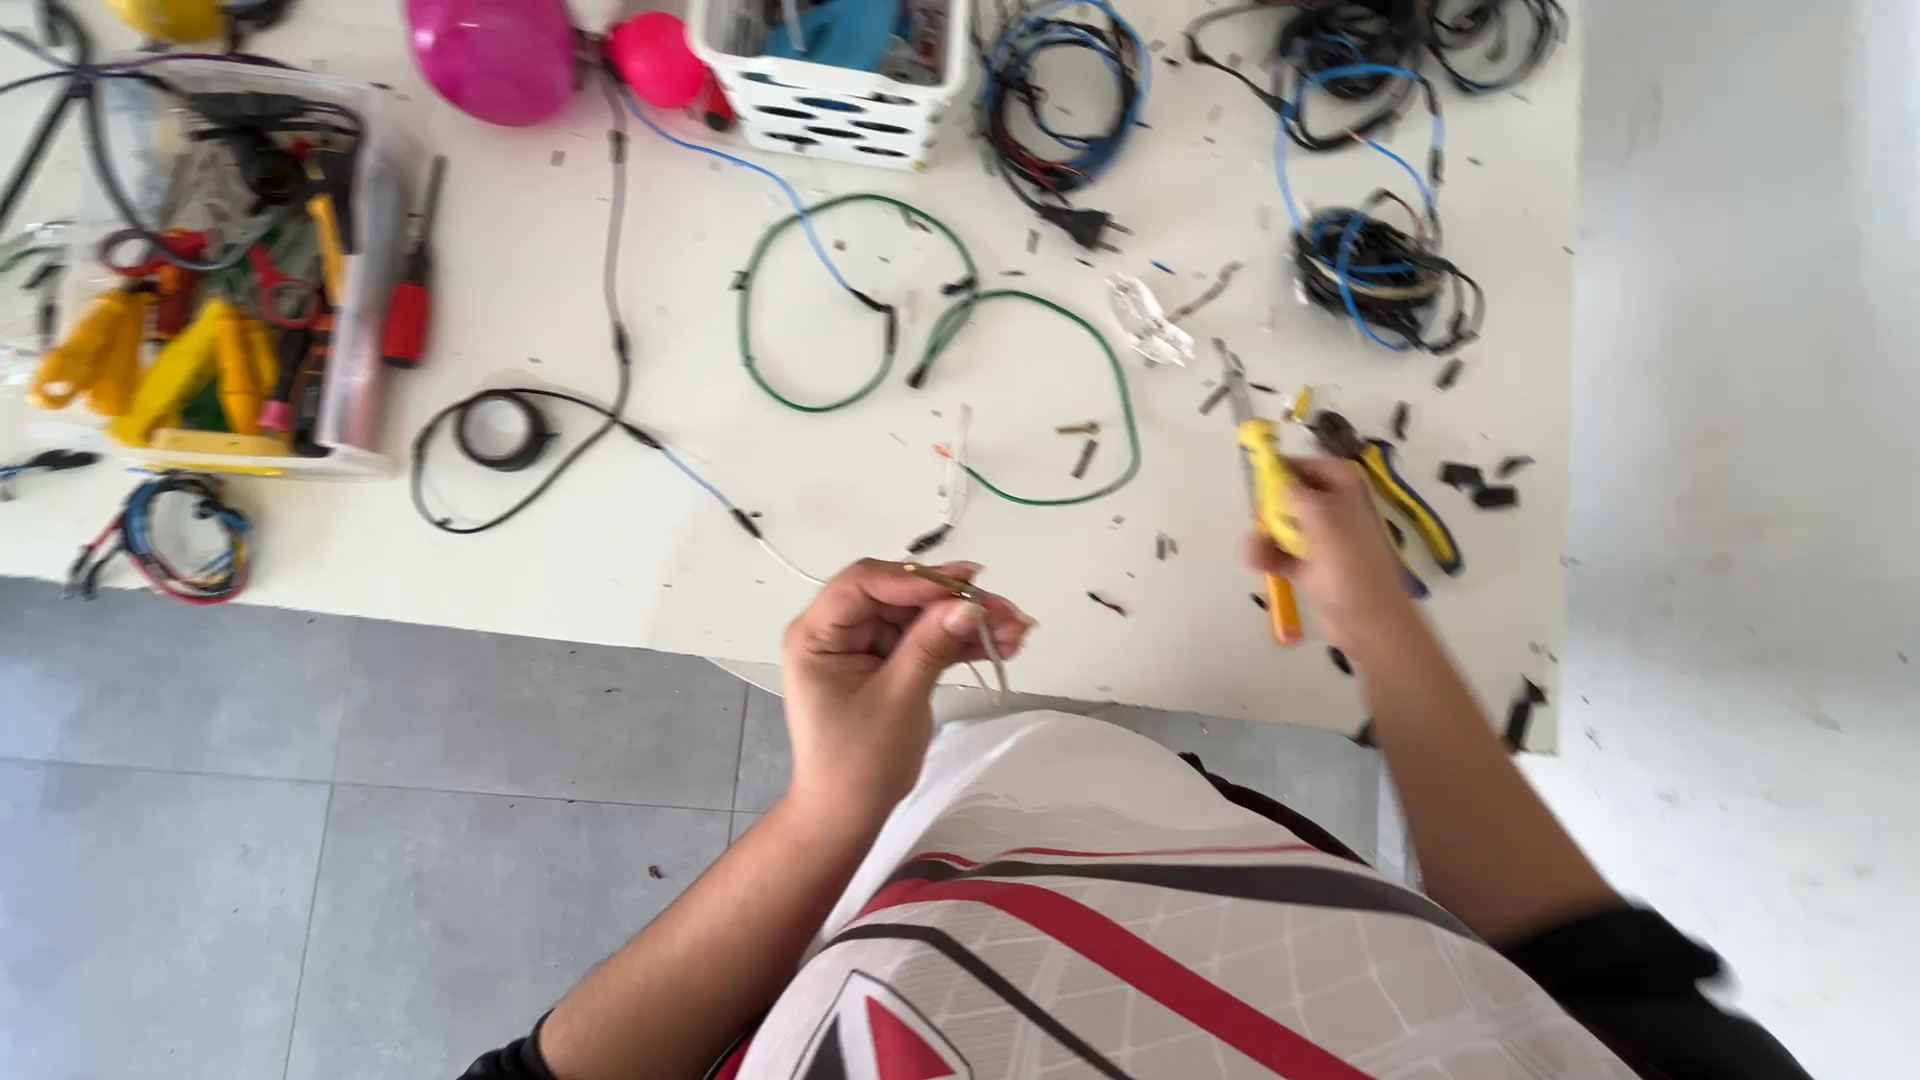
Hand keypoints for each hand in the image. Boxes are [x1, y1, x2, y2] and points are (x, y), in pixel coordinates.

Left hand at [779, 559, 1034, 823]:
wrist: (851, 814)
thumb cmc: (858, 763)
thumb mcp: (896, 701)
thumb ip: (930, 646)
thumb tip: (968, 605)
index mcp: (818, 633)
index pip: (862, 584)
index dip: (914, 580)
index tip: (963, 587)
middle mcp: (841, 629)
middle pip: (902, 595)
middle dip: (954, 601)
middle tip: (1003, 610)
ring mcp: (868, 643)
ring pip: (923, 614)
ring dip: (969, 620)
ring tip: (1016, 630)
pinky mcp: (893, 660)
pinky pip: (930, 638)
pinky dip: (964, 641)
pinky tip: (1003, 644)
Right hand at [1243, 456, 1420, 655]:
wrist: (1369, 622)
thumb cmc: (1352, 567)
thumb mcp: (1326, 521)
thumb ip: (1298, 495)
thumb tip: (1278, 481)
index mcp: (1348, 494)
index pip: (1317, 466)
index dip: (1291, 467)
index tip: (1262, 474)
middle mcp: (1336, 513)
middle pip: (1293, 497)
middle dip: (1270, 509)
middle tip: (1258, 520)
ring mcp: (1323, 541)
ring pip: (1282, 526)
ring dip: (1264, 537)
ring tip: (1255, 553)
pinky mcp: (1311, 566)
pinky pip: (1281, 553)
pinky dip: (1268, 557)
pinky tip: (1259, 565)